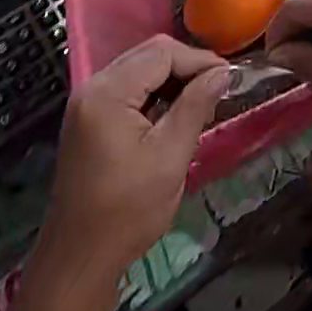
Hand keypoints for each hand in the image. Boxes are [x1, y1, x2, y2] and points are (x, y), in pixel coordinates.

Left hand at [42, 37, 228, 278]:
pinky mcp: (90, 119)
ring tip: (204, 101)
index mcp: (108, 93)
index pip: (162, 54)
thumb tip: (223, 72)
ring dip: (173, 78)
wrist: (80, 256)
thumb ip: (196, 106)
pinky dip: (156, 92)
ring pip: (139, 69)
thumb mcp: (170, 156)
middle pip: (148, 54)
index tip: (231, 78)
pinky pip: (129, 88)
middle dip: (188, 66)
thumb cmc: (128, 209)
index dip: (200, 60)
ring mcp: (88, 104)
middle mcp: (92, 88)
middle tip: (220, 88)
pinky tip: (176, 112)